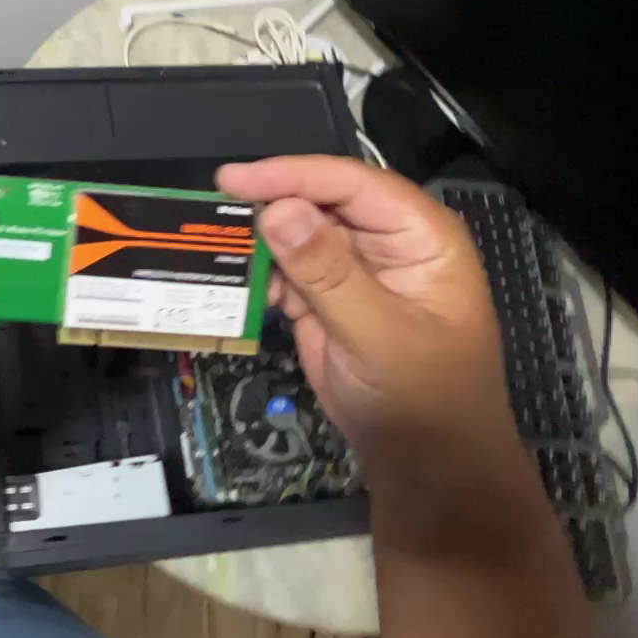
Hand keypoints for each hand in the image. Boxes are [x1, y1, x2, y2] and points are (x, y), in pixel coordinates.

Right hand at [217, 156, 509, 468]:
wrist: (420, 461)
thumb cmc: (424, 398)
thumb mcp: (380, 334)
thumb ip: (329, 272)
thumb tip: (278, 211)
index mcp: (418, 235)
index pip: (351, 185)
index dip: (292, 176)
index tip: (233, 180)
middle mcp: (384, 240)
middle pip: (319, 200)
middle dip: (269, 202)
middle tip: (214, 207)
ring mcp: (351, 267)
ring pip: (295, 231)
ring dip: (258, 239)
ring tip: (216, 243)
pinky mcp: (323, 293)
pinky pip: (283, 267)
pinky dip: (259, 273)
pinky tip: (242, 285)